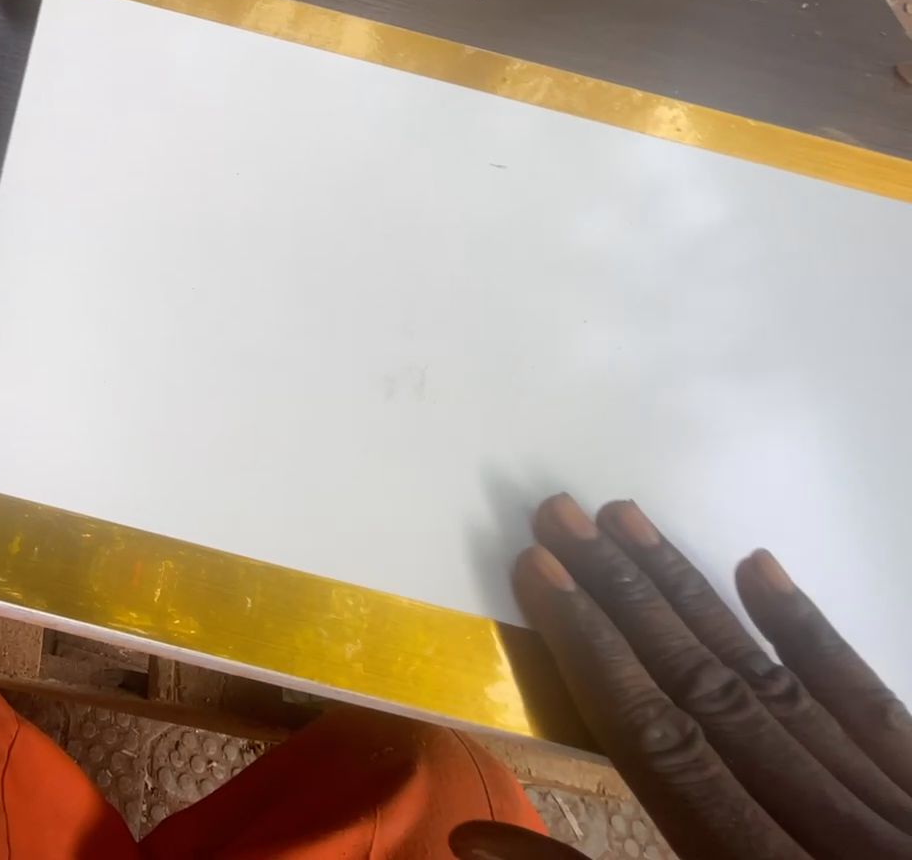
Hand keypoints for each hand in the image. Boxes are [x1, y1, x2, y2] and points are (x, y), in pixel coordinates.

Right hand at [452, 496, 911, 859]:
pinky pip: (877, 707)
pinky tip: (758, 567)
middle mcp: (838, 834)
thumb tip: (472, 838)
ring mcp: (908, 813)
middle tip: (561, 512)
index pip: (656, 734)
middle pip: (706, 687)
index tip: (536, 566)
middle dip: (622, 590)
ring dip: (689, 590)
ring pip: (773, 678)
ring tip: (626, 517)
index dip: (589, 643)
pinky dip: (812, 635)